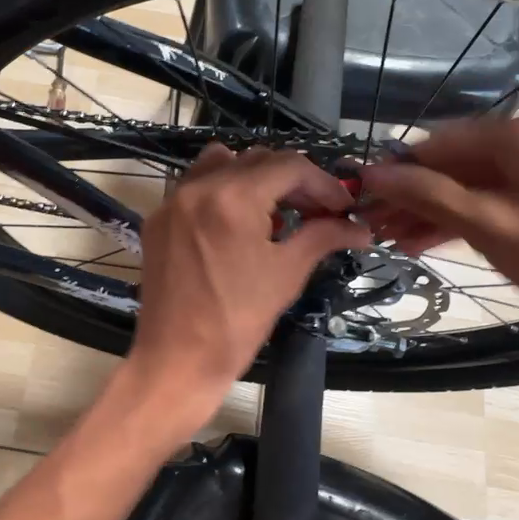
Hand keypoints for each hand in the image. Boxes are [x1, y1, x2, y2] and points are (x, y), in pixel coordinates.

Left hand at [130, 145, 370, 391]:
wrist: (179, 359)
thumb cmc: (238, 320)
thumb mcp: (287, 274)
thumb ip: (323, 237)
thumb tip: (361, 229)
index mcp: (233, 197)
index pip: (289, 167)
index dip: (324, 183)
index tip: (343, 207)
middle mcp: (198, 187)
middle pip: (256, 160)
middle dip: (292, 181)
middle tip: (317, 210)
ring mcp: (172, 202)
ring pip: (220, 164)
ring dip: (254, 177)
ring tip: (275, 211)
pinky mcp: (157, 220)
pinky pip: (194, 187)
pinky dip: (221, 191)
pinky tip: (238, 224)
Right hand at [359, 113, 518, 352]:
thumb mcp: (490, 226)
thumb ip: (430, 196)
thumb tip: (373, 173)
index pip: (445, 141)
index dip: (400, 169)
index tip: (363, 196)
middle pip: (459, 163)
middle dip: (416, 196)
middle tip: (374, 226)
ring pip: (475, 185)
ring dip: (435, 212)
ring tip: (394, 242)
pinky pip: (498, 200)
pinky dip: (466, 220)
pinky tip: (427, 243)